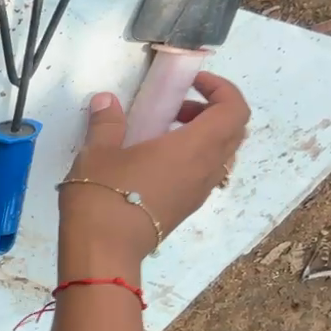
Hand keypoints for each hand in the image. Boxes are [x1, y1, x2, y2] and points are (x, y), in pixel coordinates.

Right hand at [59, 73, 248, 272]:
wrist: (103, 246)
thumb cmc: (103, 193)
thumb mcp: (97, 152)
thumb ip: (106, 123)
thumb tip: (106, 100)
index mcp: (194, 145)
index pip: (233, 108)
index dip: (221, 89)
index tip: (190, 83)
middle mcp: (208, 166)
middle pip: (232, 129)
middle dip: (210, 111)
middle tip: (173, 109)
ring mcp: (200, 190)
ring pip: (220, 153)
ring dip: (201, 137)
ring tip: (160, 137)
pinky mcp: (186, 206)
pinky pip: (203, 173)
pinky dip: (190, 159)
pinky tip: (152, 165)